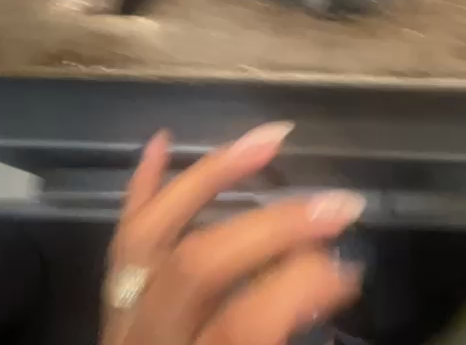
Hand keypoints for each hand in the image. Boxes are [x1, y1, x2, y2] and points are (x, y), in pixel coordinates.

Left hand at [105, 122, 364, 344]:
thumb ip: (288, 337)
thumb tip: (339, 285)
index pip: (242, 321)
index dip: (302, 285)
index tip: (353, 272)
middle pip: (198, 265)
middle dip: (276, 224)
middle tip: (340, 206)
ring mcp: (118, 328)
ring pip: (151, 238)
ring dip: (212, 178)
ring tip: (269, 140)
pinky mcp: (112, 317)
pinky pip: (120, 247)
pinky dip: (142, 191)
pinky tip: (165, 141)